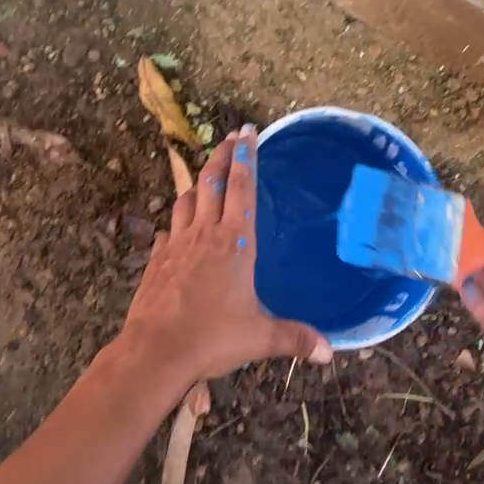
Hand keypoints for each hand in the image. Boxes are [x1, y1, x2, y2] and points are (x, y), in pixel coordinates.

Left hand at [118, 127, 331, 384]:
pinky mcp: (157, 260)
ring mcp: (177, 244)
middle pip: (212, 182)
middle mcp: (205, 234)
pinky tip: (177, 229)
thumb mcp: (259, 338)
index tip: (247, 132)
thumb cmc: (212, 337)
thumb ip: (294, 338)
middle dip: (221, 156)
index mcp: (235, 242)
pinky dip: (176, 223)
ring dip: (197, 184)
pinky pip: (168, 230)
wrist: (155, 351)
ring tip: (206, 178)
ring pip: (187, 200)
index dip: (246, 157)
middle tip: (229, 138)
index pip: (242, 188)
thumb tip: (329, 351)